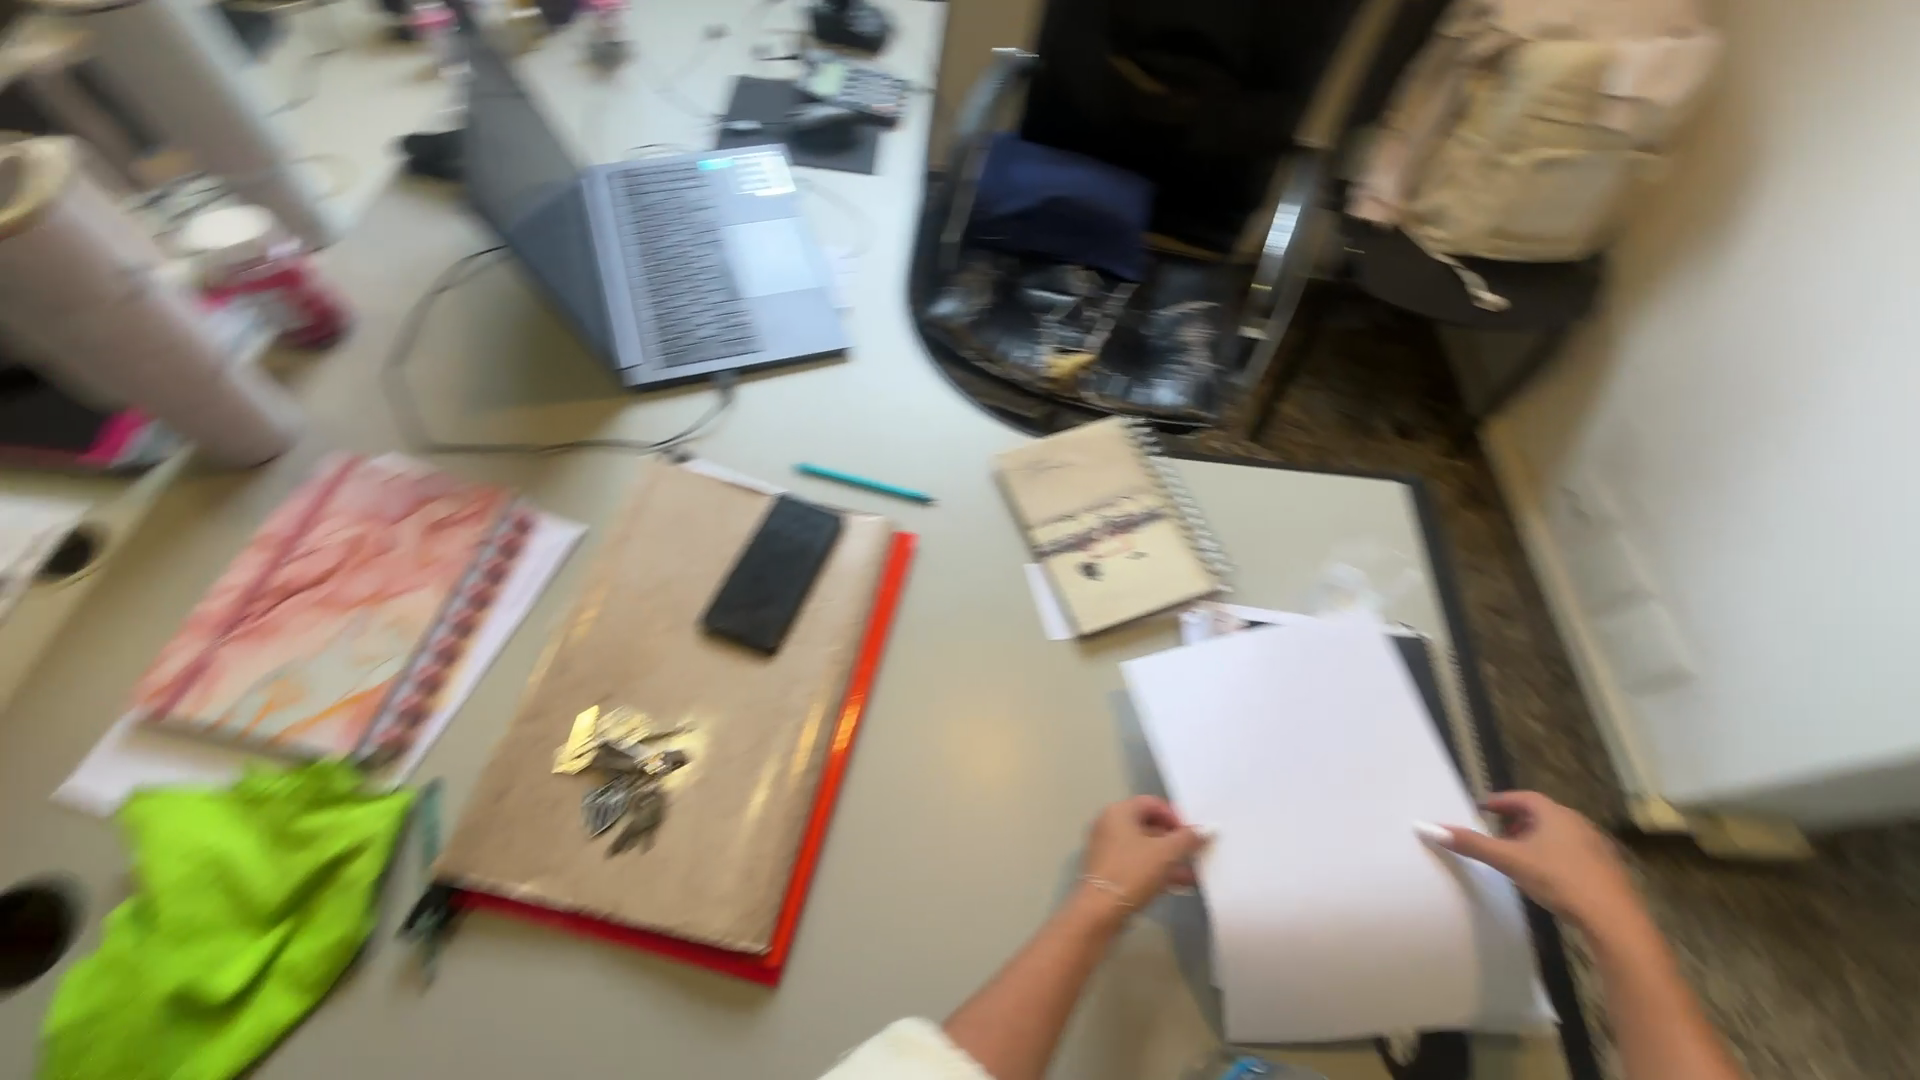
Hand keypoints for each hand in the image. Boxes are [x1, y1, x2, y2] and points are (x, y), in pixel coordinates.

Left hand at [1080, 796, 1207, 908]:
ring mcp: (1108, 848)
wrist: (1100, 911)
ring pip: (1145, 847)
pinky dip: (1157, 870)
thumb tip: (1209, 828)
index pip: (1152, 803)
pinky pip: (1138, 863)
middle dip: (1175, 841)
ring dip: (1170, 859)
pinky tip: (1180, 885)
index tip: (1192, 835)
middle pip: (1149, 825)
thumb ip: (1188, 839)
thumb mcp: (1166, 853)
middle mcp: (1110, 824)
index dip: (1175, 816)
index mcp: (1119, 812)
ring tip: (1195, 873)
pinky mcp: (1109, 870)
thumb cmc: (1132, 872)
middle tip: (1196, 853)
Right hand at [1427, 791, 1644, 933]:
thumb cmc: (1559, 879)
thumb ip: (1472, 844)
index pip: (1522, 798)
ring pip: (1558, 833)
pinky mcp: (1607, 868)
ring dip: (1536, 838)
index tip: (1483, 809)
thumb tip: (1430, 828)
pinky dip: (1555, 854)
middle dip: (1517, 821)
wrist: (1614, 920)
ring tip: (1520, 855)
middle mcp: (1577, 823)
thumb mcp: (1509, 861)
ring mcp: (1596, 846)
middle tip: (1499, 832)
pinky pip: (1574, 851)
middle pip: (1541, 814)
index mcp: (1554, 814)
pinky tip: (1547, 875)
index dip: (1500, 802)